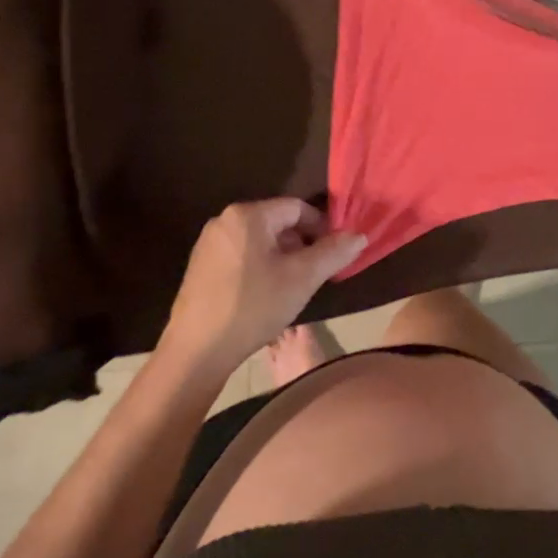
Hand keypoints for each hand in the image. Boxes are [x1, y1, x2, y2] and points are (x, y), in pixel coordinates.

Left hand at [160, 199, 366, 373]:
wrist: (198, 349)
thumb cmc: (253, 306)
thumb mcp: (301, 279)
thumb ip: (333, 253)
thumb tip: (359, 235)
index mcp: (247, 215)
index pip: (296, 208)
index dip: (321, 227)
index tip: (335, 253)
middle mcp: (224, 220)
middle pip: (276, 223)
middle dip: (301, 244)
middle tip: (316, 273)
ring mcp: (209, 243)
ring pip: (259, 241)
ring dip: (282, 257)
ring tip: (293, 287)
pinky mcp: (201, 266)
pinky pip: (241, 255)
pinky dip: (260, 267)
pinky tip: (265, 295)